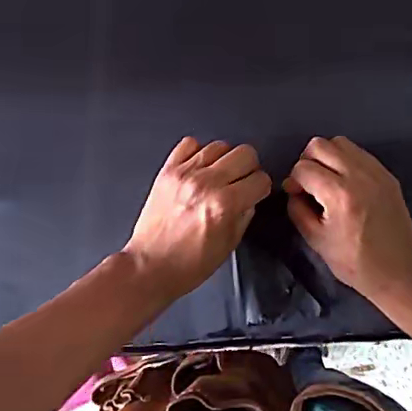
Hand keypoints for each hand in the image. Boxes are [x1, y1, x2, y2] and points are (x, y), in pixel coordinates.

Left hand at [123, 137, 271, 299]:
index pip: (260, 178)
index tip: (256, 192)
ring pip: (220, 146)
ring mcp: (184, 174)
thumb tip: (251, 196)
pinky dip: (198, 152)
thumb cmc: (188, 263)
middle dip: (250, 168)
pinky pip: (190, 144)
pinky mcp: (167, 171)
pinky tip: (199, 169)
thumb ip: (245, 214)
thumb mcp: (229, 244)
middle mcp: (206, 184)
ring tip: (219, 176)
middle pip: (245, 153)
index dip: (261, 187)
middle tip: (242, 182)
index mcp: (224, 205)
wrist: (149, 266)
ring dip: (225, 160)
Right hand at [284, 136, 411, 305]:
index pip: (303, 168)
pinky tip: (346, 183)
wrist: (399, 271)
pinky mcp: (387, 175)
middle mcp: (359, 176)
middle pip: (320, 145)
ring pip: (341, 142)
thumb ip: (298, 210)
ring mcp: (376, 172)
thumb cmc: (355, 262)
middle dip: (307, 161)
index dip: (293, 181)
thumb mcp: (316, 241)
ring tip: (327, 180)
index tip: (296, 195)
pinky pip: (360, 153)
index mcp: (340, 195)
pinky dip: (346, 161)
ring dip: (327, 156)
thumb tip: (292, 190)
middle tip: (309, 183)